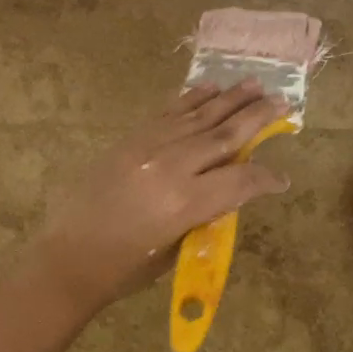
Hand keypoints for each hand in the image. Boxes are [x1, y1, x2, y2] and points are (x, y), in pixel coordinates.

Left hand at [33, 79, 291, 310]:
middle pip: (224, 135)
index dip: (266, 178)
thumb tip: (228, 186)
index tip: (283, 178)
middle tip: (283, 102)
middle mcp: (171, 166)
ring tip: (255, 85)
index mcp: (185, 203)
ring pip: (199, 116)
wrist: (69, 256)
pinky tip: (211, 89)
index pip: (241, 180)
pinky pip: (168, 113)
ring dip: (230, 99)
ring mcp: (149, 147)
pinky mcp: (131, 139)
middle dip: (257, 117)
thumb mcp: (177, 248)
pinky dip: (192, 99)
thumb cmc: (125, 267)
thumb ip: (206, 212)